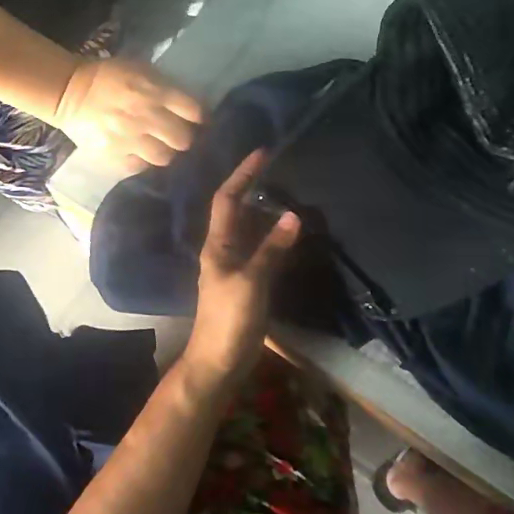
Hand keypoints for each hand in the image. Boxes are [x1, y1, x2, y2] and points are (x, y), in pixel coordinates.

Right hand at [52, 59, 203, 172]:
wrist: (68, 91)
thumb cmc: (108, 77)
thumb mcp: (139, 69)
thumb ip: (164, 86)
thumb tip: (188, 107)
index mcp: (153, 92)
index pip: (193, 111)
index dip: (198, 117)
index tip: (197, 120)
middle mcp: (145, 117)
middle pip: (183, 139)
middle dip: (183, 137)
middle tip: (176, 136)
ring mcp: (129, 139)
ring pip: (164, 157)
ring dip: (165, 152)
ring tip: (158, 147)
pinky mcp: (113, 155)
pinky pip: (139, 166)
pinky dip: (142, 162)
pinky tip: (139, 154)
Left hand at [180, 150, 301, 385]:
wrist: (218, 360)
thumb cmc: (229, 318)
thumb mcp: (251, 281)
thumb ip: (271, 249)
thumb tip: (292, 215)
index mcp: (217, 245)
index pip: (227, 199)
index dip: (242, 175)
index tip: (262, 153)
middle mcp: (224, 250)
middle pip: (239, 211)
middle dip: (257, 190)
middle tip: (286, 173)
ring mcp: (236, 267)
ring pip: (252, 231)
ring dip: (269, 214)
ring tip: (295, 197)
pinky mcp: (248, 283)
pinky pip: (262, 251)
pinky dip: (276, 240)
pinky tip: (293, 235)